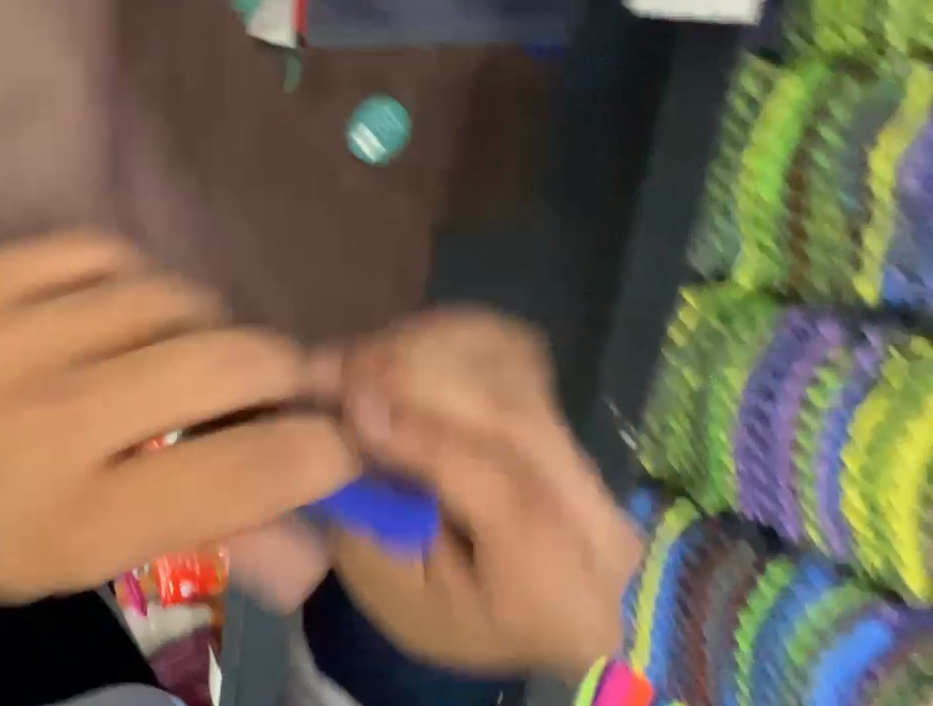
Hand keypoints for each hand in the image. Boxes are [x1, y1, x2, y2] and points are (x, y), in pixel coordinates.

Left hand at [0, 233, 357, 602]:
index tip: (333, 439)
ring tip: (190, 339)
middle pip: (222, 364)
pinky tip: (126, 303)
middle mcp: (54, 418)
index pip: (245, 474)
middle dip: (282, 369)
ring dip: (205, 318)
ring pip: (167, 295)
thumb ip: (191, 537)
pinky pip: (100, 250)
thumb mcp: (77, 559)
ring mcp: (14, 334)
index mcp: (82, 514)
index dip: (319, 453)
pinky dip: (136, 276)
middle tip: (276, 377)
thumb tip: (308, 535)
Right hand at [327, 309, 640, 680]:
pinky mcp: (565, 414)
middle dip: (416, 379)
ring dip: (419, 350)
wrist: (468, 597)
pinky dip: (438, 334)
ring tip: (353, 361)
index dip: (428, 442)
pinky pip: (503, 345)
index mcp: (564, 603)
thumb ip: (373, 502)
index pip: (512, 502)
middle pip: (516, 421)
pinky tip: (391, 355)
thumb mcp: (380, 574)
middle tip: (335, 366)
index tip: (351, 405)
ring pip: (510, 371)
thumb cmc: (414, 598)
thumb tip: (356, 413)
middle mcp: (602, 528)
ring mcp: (590, 463)